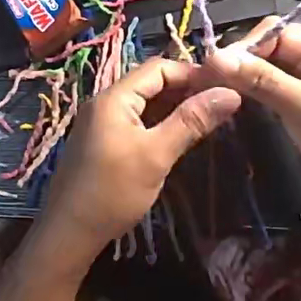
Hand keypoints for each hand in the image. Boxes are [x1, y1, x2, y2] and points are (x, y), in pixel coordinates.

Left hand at [39, 58, 239, 258]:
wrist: (69, 232)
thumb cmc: (113, 191)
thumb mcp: (156, 155)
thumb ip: (191, 121)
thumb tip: (231, 93)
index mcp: (113, 97)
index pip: (158, 68)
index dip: (192, 73)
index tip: (226, 87)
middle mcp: (104, 102)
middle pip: (150, 83)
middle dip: (186, 89)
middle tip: (222, 104)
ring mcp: (101, 122)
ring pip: (144, 103)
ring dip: (174, 107)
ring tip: (209, 118)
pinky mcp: (102, 141)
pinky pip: (135, 120)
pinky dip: (159, 123)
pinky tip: (180, 135)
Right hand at [205, 19, 300, 207]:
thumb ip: (264, 81)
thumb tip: (216, 56)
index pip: (279, 34)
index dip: (246, 45)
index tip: (214, 66)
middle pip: (270, 50)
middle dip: (240, 60)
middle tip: (207, 80)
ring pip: (267, 71)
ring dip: (241, 77)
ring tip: (211, 89)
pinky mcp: (300, 111)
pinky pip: (270, 92)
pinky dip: (250, 93)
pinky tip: (230, 100)